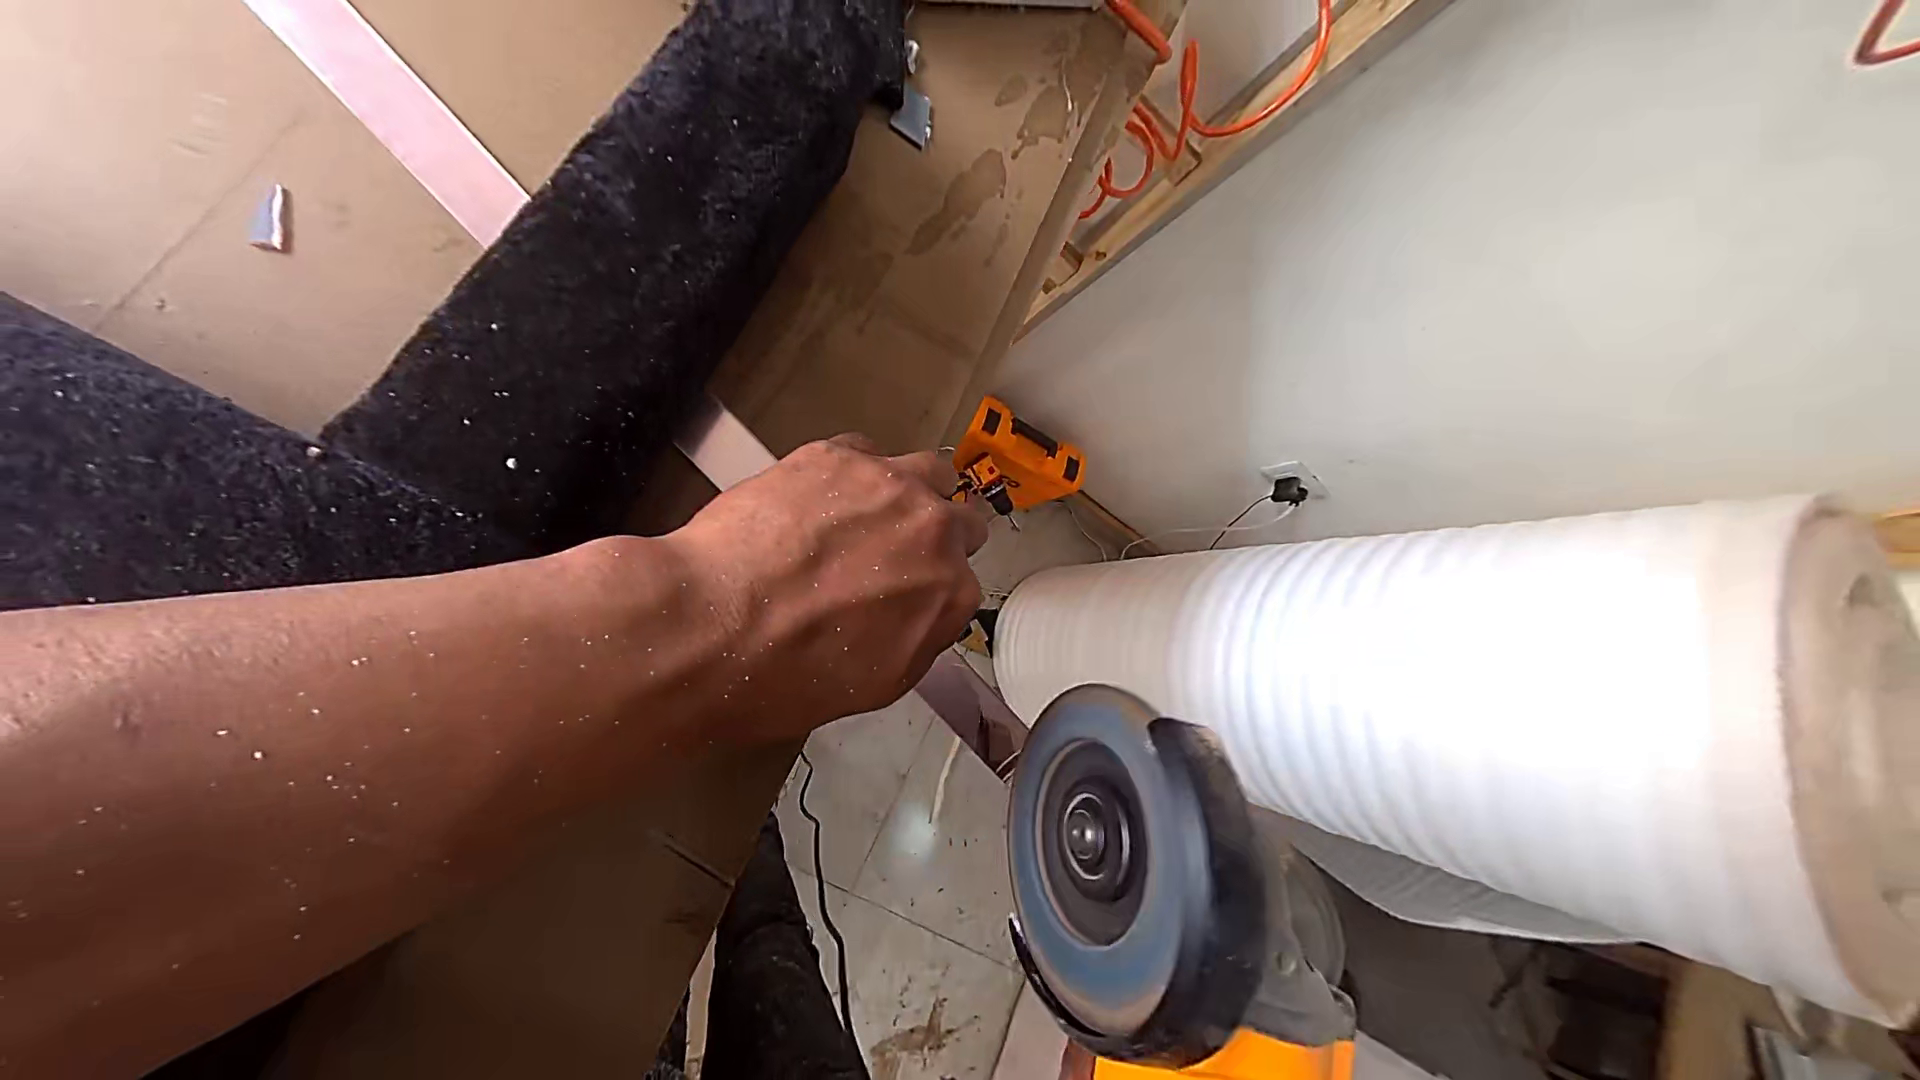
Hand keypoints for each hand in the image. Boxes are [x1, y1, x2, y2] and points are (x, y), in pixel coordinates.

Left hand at [663, 434, 988, 735]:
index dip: (935, 585)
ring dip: (910, 492)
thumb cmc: (785, 670)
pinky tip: (822, 497)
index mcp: (951, 592)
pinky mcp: (838, 456)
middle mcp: (934, 531)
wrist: (710, 629)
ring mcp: (889, 485)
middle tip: (893, 551)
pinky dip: (855, 472)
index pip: (963, 579)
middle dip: (934, 535)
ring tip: (868, 513)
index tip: (910, 588)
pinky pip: (866, 451)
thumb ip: (922, 636)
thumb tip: (919, 614)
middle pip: (959, 518)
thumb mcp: (879, 684)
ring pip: (928, 472)